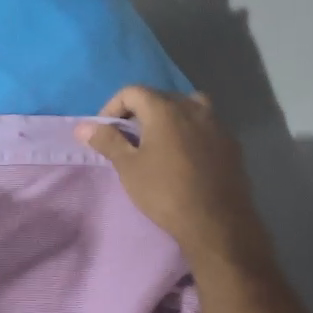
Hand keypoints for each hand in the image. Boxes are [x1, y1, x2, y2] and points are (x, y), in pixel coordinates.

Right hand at [76, 86, 271, 266]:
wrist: (216, 221)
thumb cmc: (164, 191)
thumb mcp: (128, 167)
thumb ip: (107, 141)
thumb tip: (82, 127)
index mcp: (165, 110)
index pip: (132, 92)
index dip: (112, 107)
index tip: (106, 132)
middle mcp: (194, 108)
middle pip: (160, 96)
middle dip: (139, 112)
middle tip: (127, 139)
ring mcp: (217, 124)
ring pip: (187, 107)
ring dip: (168, 118)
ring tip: (157, 143)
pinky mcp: (231, 143)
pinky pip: (204, 126)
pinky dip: (188, 132)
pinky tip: (182, 158)